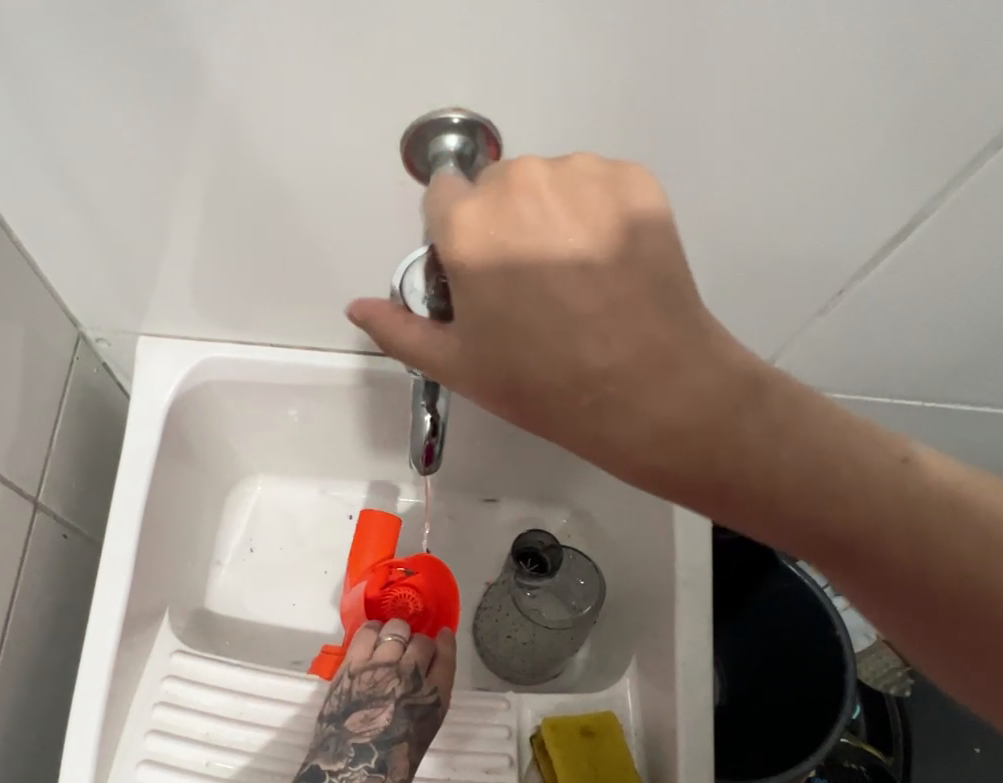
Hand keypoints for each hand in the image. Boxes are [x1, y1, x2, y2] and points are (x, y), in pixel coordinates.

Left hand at [283, 618, 455, 782]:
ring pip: (395, 631)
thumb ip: (423, 707)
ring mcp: (379, 670)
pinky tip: (372, 637)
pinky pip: (366, 634)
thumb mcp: (420, 739)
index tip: (443, 636)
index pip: (446, 658)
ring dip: (396, 633)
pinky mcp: (351, 668)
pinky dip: (372, 631)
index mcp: (433, 703)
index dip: (445, 643)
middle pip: (422, 642)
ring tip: (390, 640)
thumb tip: (416, 686)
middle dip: (419, 643)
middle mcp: (411, 680)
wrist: (343, 782)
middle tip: (410, 649)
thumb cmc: (385, 774)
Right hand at [346, 154, 774, 494]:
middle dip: (502, 224)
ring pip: (548, 182)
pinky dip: (597, 214)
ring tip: (574, 281)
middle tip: (529, 290)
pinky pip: (598, 185)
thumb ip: (398, 329)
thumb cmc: (540, 382)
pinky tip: (609, 267)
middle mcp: (520, 182)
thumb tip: (356, 307)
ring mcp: (582, 175)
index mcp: (467, 223)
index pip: (441, 196)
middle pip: (495, 186)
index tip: (478, 277)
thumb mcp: (456, 365)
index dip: (454, 237)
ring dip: (550, 216)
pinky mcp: (634, 180)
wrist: (646, 387)